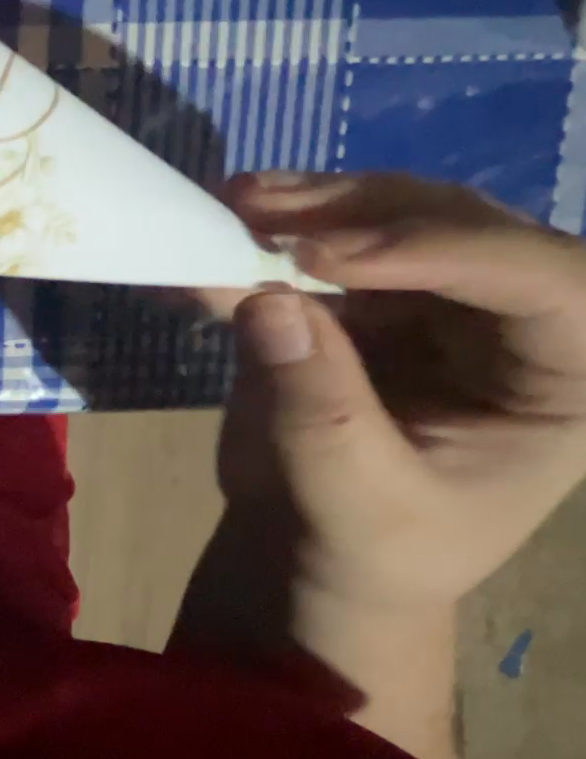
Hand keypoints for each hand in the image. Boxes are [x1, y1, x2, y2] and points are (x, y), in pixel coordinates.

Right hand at [218, 171, 585, 610]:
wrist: (313, 557)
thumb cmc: (366, 547)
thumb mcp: (350, 493)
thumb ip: (317, 403)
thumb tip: (265, 302)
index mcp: (569, 377)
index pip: (548, 285)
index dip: (446, 252)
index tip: (320, 257)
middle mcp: (511, 326)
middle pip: (466, 231)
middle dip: (365, 212)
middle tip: (263, 206)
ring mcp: (430, 311)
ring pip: (390, 225)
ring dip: (310, 209)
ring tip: (234, 201)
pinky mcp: (354, 312)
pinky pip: (312, 262)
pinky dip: (257, 248)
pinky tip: (209, 239)